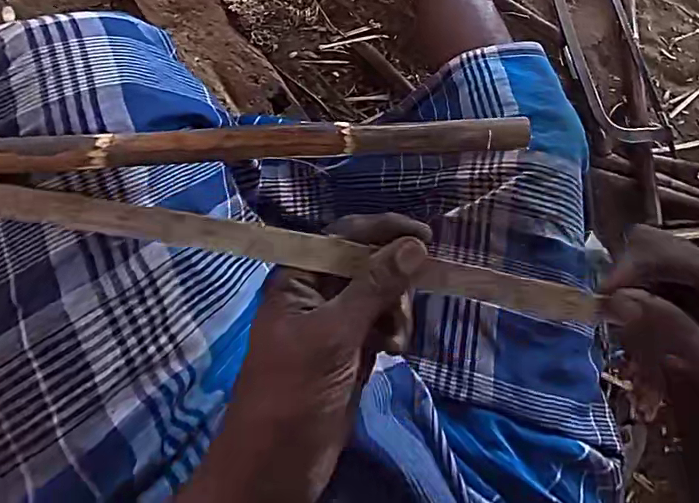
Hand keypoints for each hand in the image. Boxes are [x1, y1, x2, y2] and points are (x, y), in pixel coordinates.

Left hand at [176, 214, 430, 502]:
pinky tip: (395, 350)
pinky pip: (380, 323)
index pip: (345, 236)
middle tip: (409, 299)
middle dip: (393, 276)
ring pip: (378, 295)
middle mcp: (317, 291)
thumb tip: (414, 245)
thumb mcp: (333, 335)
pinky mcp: (350, 350)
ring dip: (396, 309)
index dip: (383, 230)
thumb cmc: (293, 391)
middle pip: (366, 263)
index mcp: (299, 275)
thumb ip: (373, 288)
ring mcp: (335, 322)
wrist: (274, 468)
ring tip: (396, 338)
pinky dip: (393, 330)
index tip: (425, 235)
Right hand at [601, 226, 698, 500]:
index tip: (601, 304)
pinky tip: (653, 370)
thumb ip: (668, 326)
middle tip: (614, 331)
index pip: (659, 249)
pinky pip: (671, 304)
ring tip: (638, 368)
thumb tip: (614, 298)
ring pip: (657, 284)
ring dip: (640, 320)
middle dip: (630, 294)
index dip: (625, 271)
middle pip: (654, 259)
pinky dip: (655, 331)